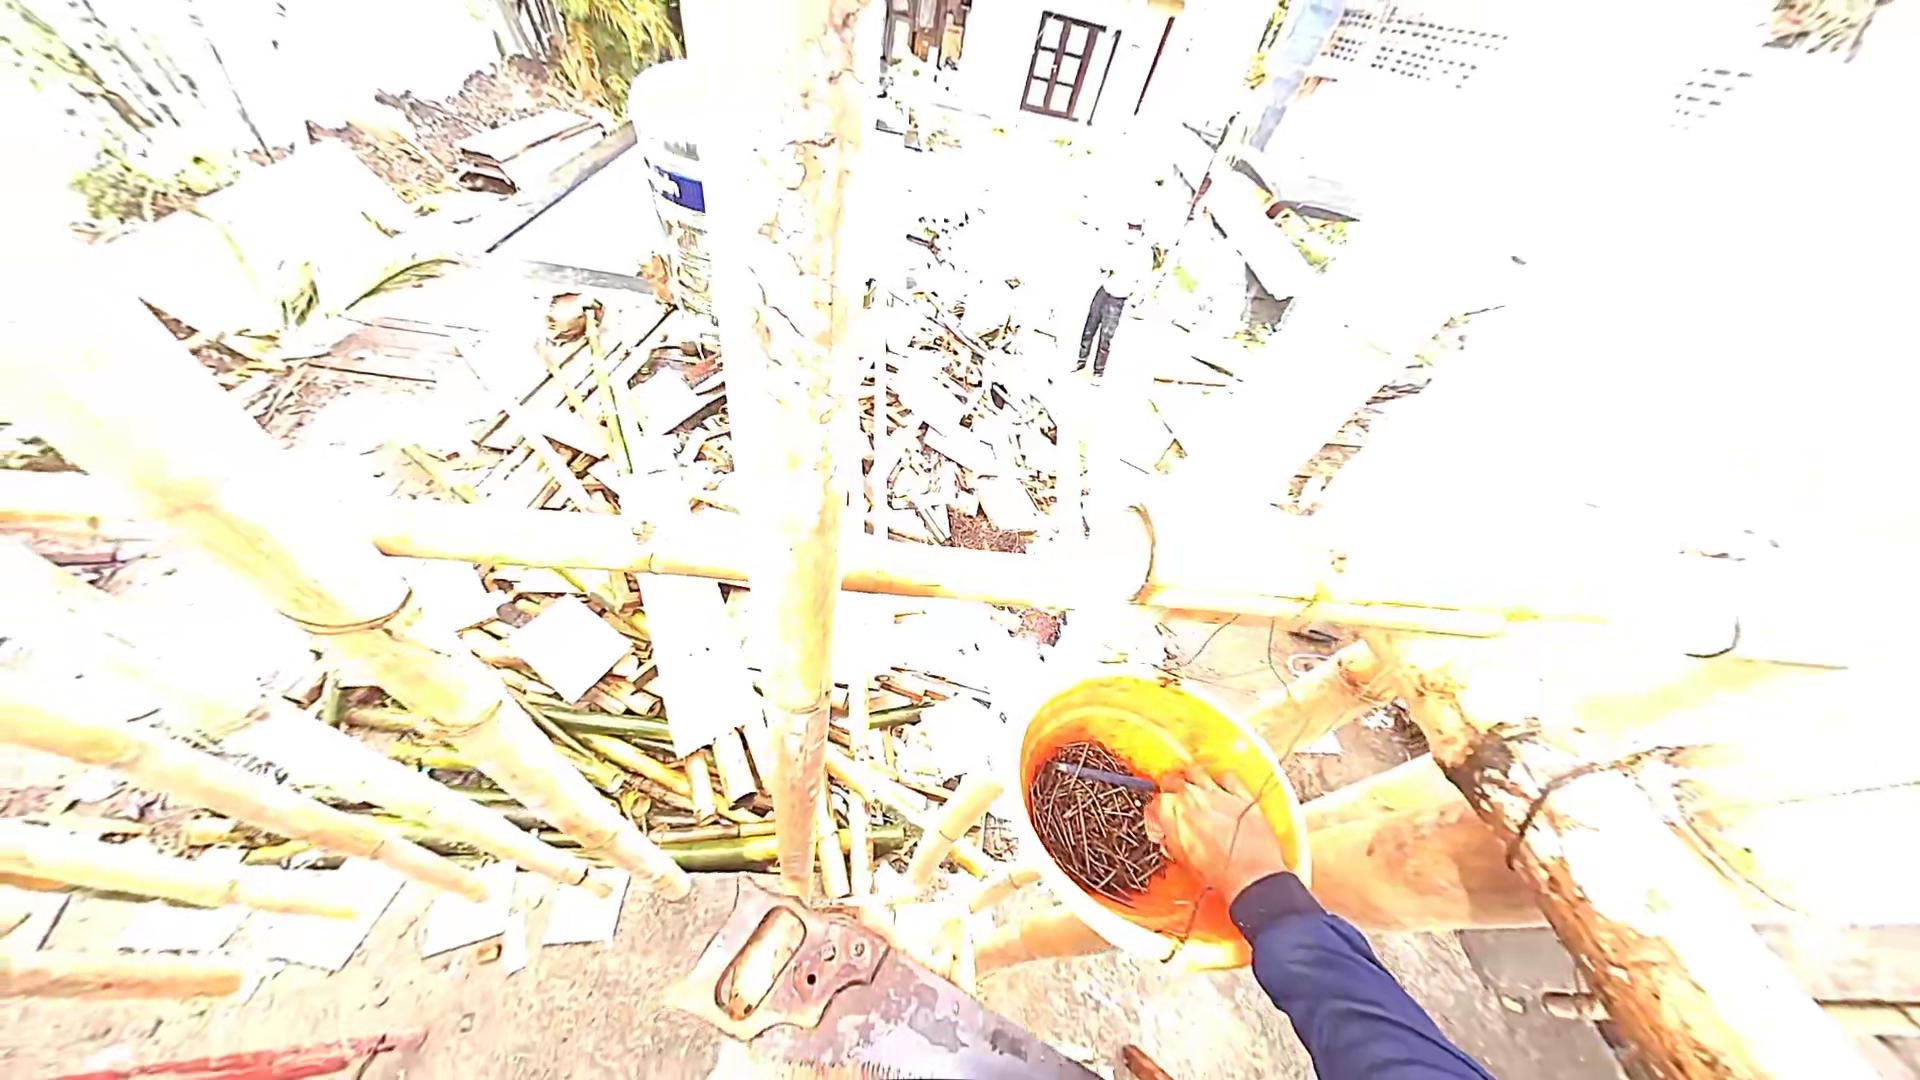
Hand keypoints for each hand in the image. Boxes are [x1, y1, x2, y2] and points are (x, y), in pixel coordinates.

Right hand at [1145, 765, 1289, 902]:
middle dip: (1170, 787)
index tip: (1161, 818)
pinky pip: (1227, 777)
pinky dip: (1222, 780)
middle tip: (1173, 796)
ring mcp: (1217, 792)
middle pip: (1172, 780)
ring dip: (1191, 777)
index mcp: (1173, 811)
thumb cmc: (1218, 874)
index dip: (1157, 811)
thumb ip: (1171, 837)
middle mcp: (1191, 796)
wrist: (1253, 878)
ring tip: (1193, 784)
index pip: (1156, 801)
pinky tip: (1222, 787)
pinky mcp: (1240, 795)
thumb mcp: (1184, 858)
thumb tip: (1167, 832)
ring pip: (1196, 771)